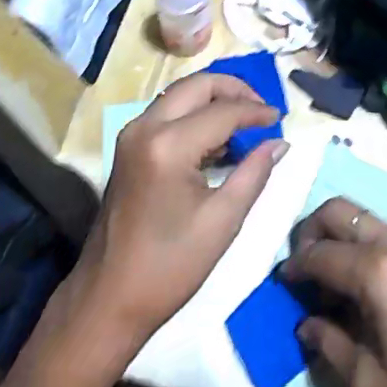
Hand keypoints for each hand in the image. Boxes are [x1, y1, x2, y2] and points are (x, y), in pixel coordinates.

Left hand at [0, 76, 285, 386]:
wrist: (106, 302)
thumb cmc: (168, 267)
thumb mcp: (223, 221)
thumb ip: (254, 173)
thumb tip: (279, 142)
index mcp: (169, 146)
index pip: (224, 111)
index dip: (257, 112)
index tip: (281, 121)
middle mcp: (145, 128)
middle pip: (197, 85)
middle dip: (235, 90)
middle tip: (262, 110)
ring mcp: (131, 136)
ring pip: (180, 94)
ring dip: (214, 99)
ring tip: (245, 122)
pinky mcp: (127, 149)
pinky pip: (168, 112)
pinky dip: (195, 113)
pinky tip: (218, 139)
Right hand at [283, 199, 386, 386]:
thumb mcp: (367, 384)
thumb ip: (330, 344)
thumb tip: (307, 323)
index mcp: (376, 269)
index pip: (319, 253)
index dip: (293, 267)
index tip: (280, 284)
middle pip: (340, 210)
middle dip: (312, 231)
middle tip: (299, 271)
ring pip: (362, 220)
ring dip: (337, 239)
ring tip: (324, 288)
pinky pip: (382, 239)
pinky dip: (359, 249)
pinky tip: (353, 292)